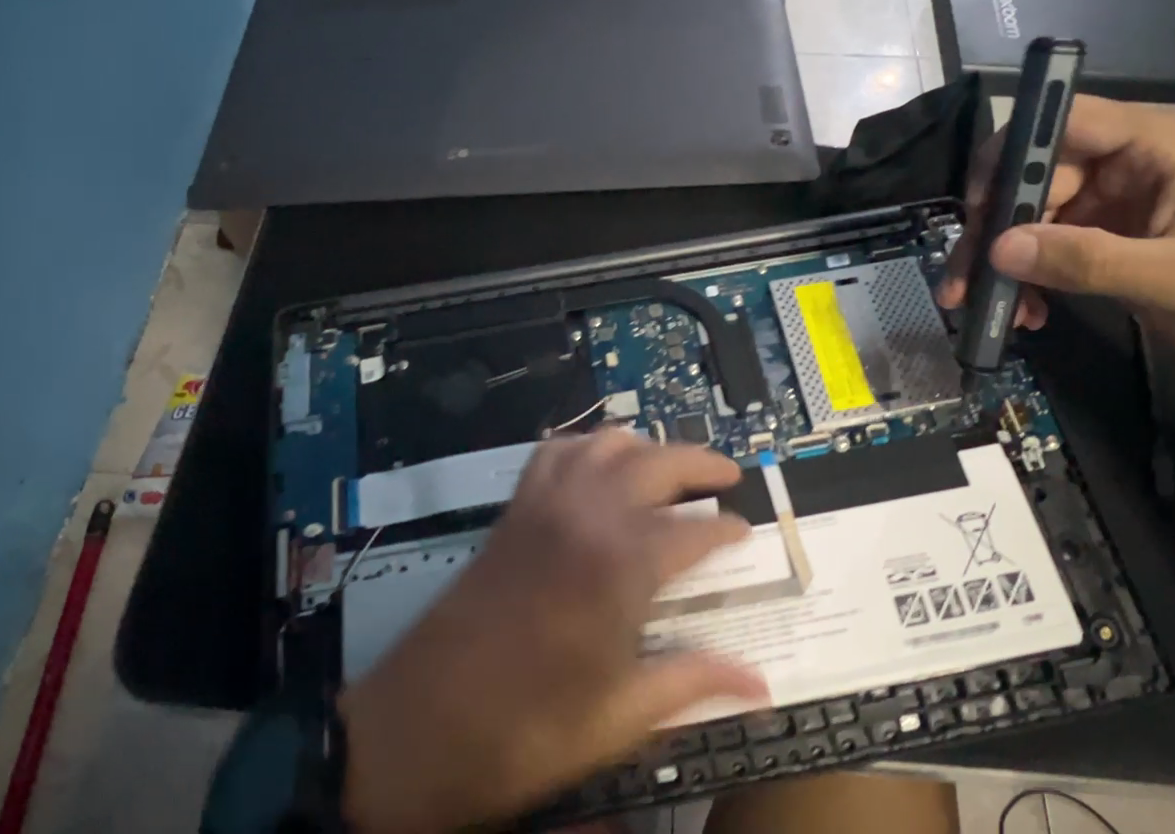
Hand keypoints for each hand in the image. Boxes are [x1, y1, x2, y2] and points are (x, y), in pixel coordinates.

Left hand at [339, 431, 769, 832]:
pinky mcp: (510, 515)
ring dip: (644, 446)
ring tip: (668, 467)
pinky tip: (597, 465)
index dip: (726, 530)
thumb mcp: (617, 719)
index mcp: (618, 567)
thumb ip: (691, 683)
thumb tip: (759, 682)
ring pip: (603, 444)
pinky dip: (585, 447)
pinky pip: (552, 455)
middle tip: (728, 476)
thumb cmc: (523, 731)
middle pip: (655, 463)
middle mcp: (583, 518)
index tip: (746, 535)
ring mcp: (541, 509)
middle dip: (700, 463)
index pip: (693, 530)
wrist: (415, 728)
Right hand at [939, 97, 1174, 371]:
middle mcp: (1126, 163)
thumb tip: (999, 249)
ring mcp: (1112, 200)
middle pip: (1036, 174)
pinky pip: (1045, 246)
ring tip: (986, 305)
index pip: (1065, 119)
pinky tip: (1028, 312)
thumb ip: (1087, 260)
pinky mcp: (1103, 236)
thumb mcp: (1174, 279)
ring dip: (1004, 261)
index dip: (1013, 152)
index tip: (977, 205)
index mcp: (1156, 146)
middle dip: (996, 227)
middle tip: (964, 278)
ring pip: (1031, 215)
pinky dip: (1028, 277)